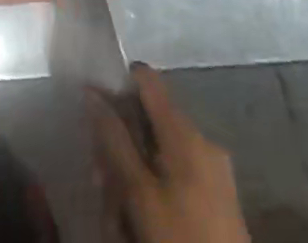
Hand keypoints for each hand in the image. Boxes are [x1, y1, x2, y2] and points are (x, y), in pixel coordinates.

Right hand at [93, 63, 250, 242]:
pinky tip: (136, 218)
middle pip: (150, 119)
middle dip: (119, 141)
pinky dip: (150, 185)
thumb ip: (113, 139)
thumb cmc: (180, 237)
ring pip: (158, 150)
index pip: (148, 80)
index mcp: (186, 132)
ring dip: (131, 170)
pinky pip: (174, 173)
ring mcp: (213, 169)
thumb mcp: (138, 192)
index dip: (117, 83)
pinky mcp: (216, 195)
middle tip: (98, 177)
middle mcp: (202, 141)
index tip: (91, 106)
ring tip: (115, 210)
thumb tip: (91, 92)